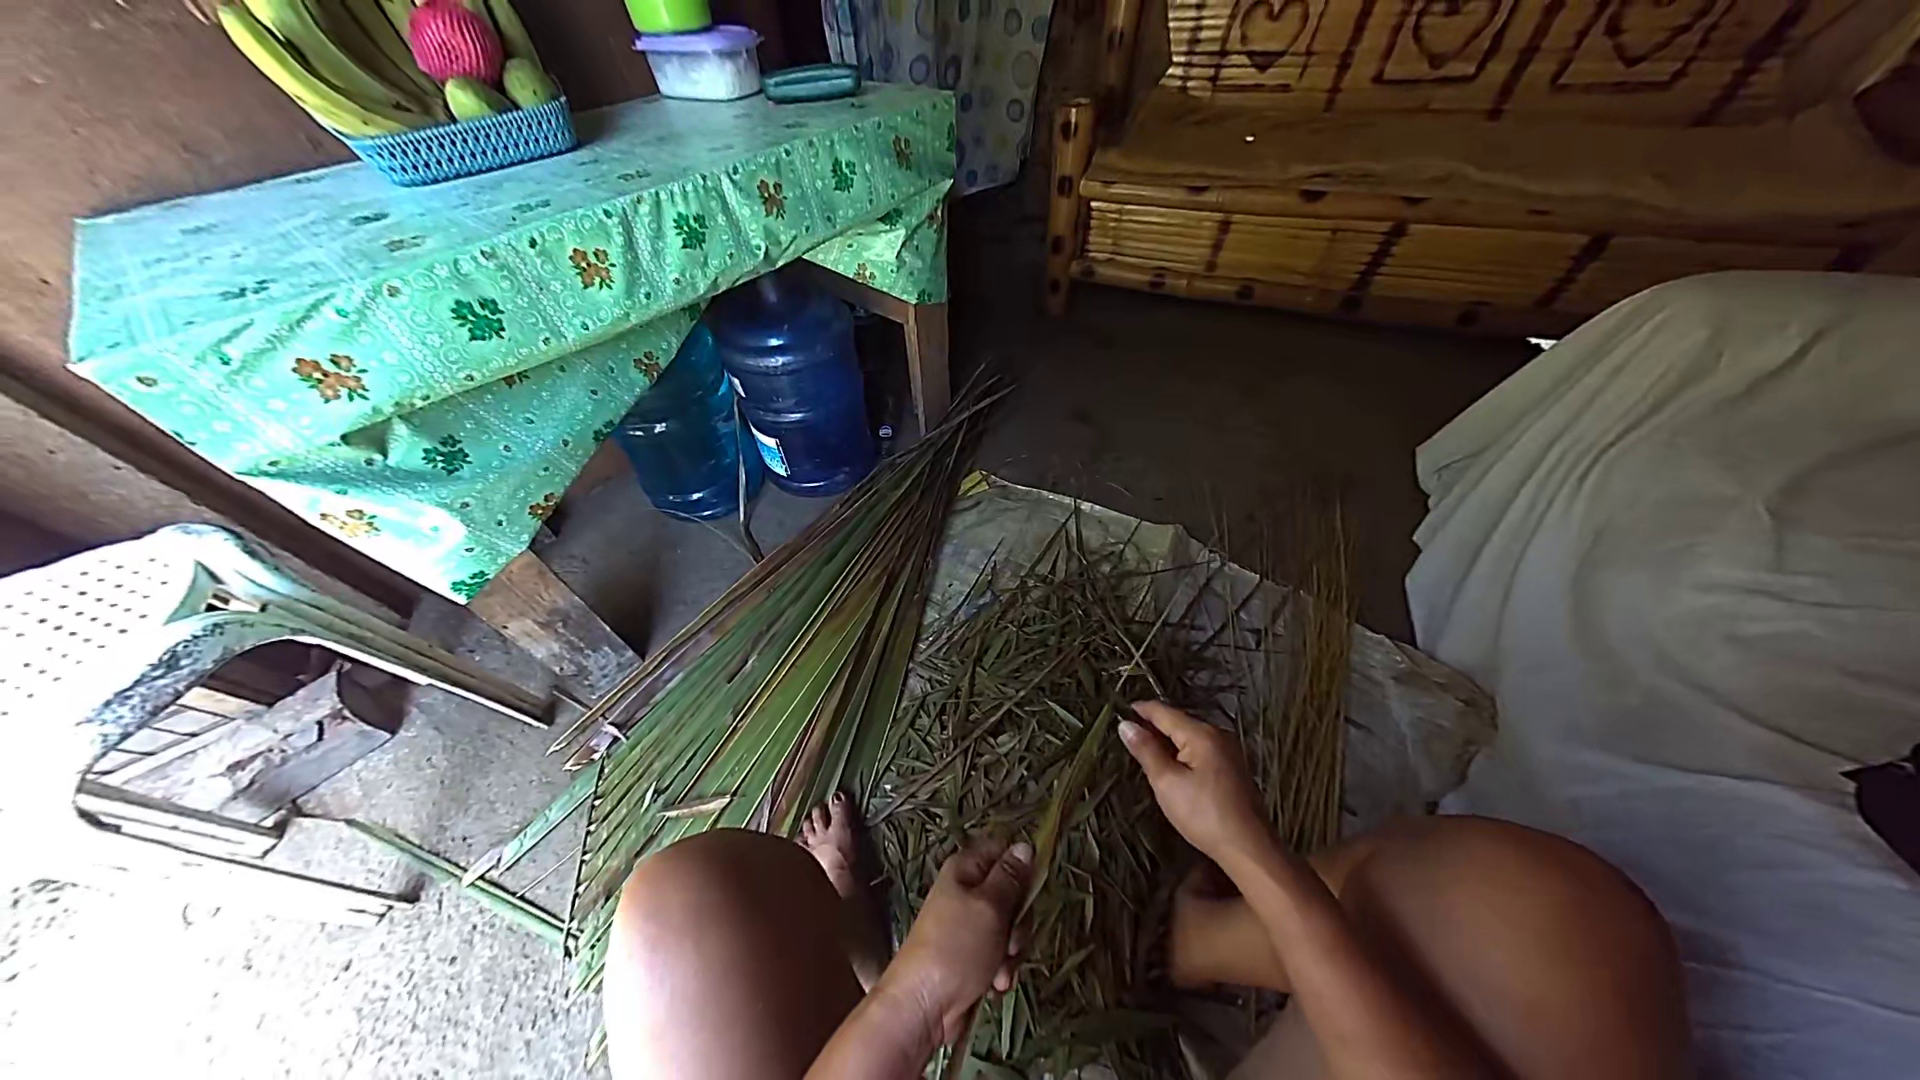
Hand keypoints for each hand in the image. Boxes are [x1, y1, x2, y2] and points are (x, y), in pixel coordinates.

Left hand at [880, 836, 1032, 1043]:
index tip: (1029, 888)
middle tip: (1010, 937)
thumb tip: (1025, 845)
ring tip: (999, 966)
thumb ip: (1010, 876)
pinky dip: (1003, 968)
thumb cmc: (956, 948)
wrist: (924, 1007)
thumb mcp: (989, 906)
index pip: (1003, 849)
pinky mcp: (975, 954)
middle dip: (1020, 919)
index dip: (1021, 865)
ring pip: (1012, 926)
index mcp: (966, 869)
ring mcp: (972, 924)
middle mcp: (969, 891)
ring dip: (1013, 950)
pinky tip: (994, 983)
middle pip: (1014, 891)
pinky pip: (1003, 952)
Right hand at [1119, 701, 1274, 866]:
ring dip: (1167, 739)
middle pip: (1178, 721)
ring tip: (1143, 746)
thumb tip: (1126, 725)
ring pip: (1190, 736)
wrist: (1250, 850)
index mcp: (1202, 734)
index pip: (1164, 712)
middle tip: (1127, 732)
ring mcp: (1229, 752)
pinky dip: (1182, 751)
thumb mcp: (1167, 782)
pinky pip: (1201, 749)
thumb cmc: (1205, 815)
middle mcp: (1218, 735)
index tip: (1119, 711)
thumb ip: (1146, 750)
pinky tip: (1172, 764)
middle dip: (1153, 724)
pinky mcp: (1233, 768)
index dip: (1140, 710)